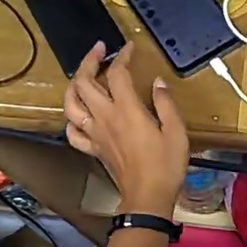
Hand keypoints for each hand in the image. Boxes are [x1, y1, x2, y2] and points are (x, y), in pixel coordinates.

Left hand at [64, 40, 188, 215]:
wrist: (147, 198)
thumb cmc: (165, 166)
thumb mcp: (176, 132)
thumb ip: (166, 104)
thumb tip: (157, 83)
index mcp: (127, 110)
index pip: (117, 73)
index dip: (121, 56)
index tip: (129, 47)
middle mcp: (105, 118)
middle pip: (84, 82)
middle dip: (89, 61)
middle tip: (100, 51)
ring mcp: (95, 133)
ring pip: (70, 104)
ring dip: (74, 85)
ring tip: (83, 76)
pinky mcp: (93, 148)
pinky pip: (73, 132)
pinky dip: (72, 119)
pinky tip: (80, 114)